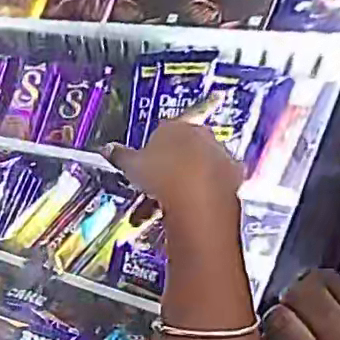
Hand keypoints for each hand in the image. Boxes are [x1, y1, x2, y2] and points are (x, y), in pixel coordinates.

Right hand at [105, 118, 243, 221]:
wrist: (196, 198)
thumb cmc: (164, 174)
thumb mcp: (132, 165)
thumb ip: (120, 156)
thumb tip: (108, 150)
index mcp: (177, 126)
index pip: (161, 132)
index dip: (149, 152)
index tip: (141, 167)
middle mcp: (201, 137)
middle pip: (181, 152)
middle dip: (166, 170)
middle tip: (149, 190)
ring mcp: (219, 157)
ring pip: (195, 171)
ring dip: (178, 187)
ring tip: (160, 208)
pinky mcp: (231, 180)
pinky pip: (209, 189)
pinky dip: (196, 199)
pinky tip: (182, 212)